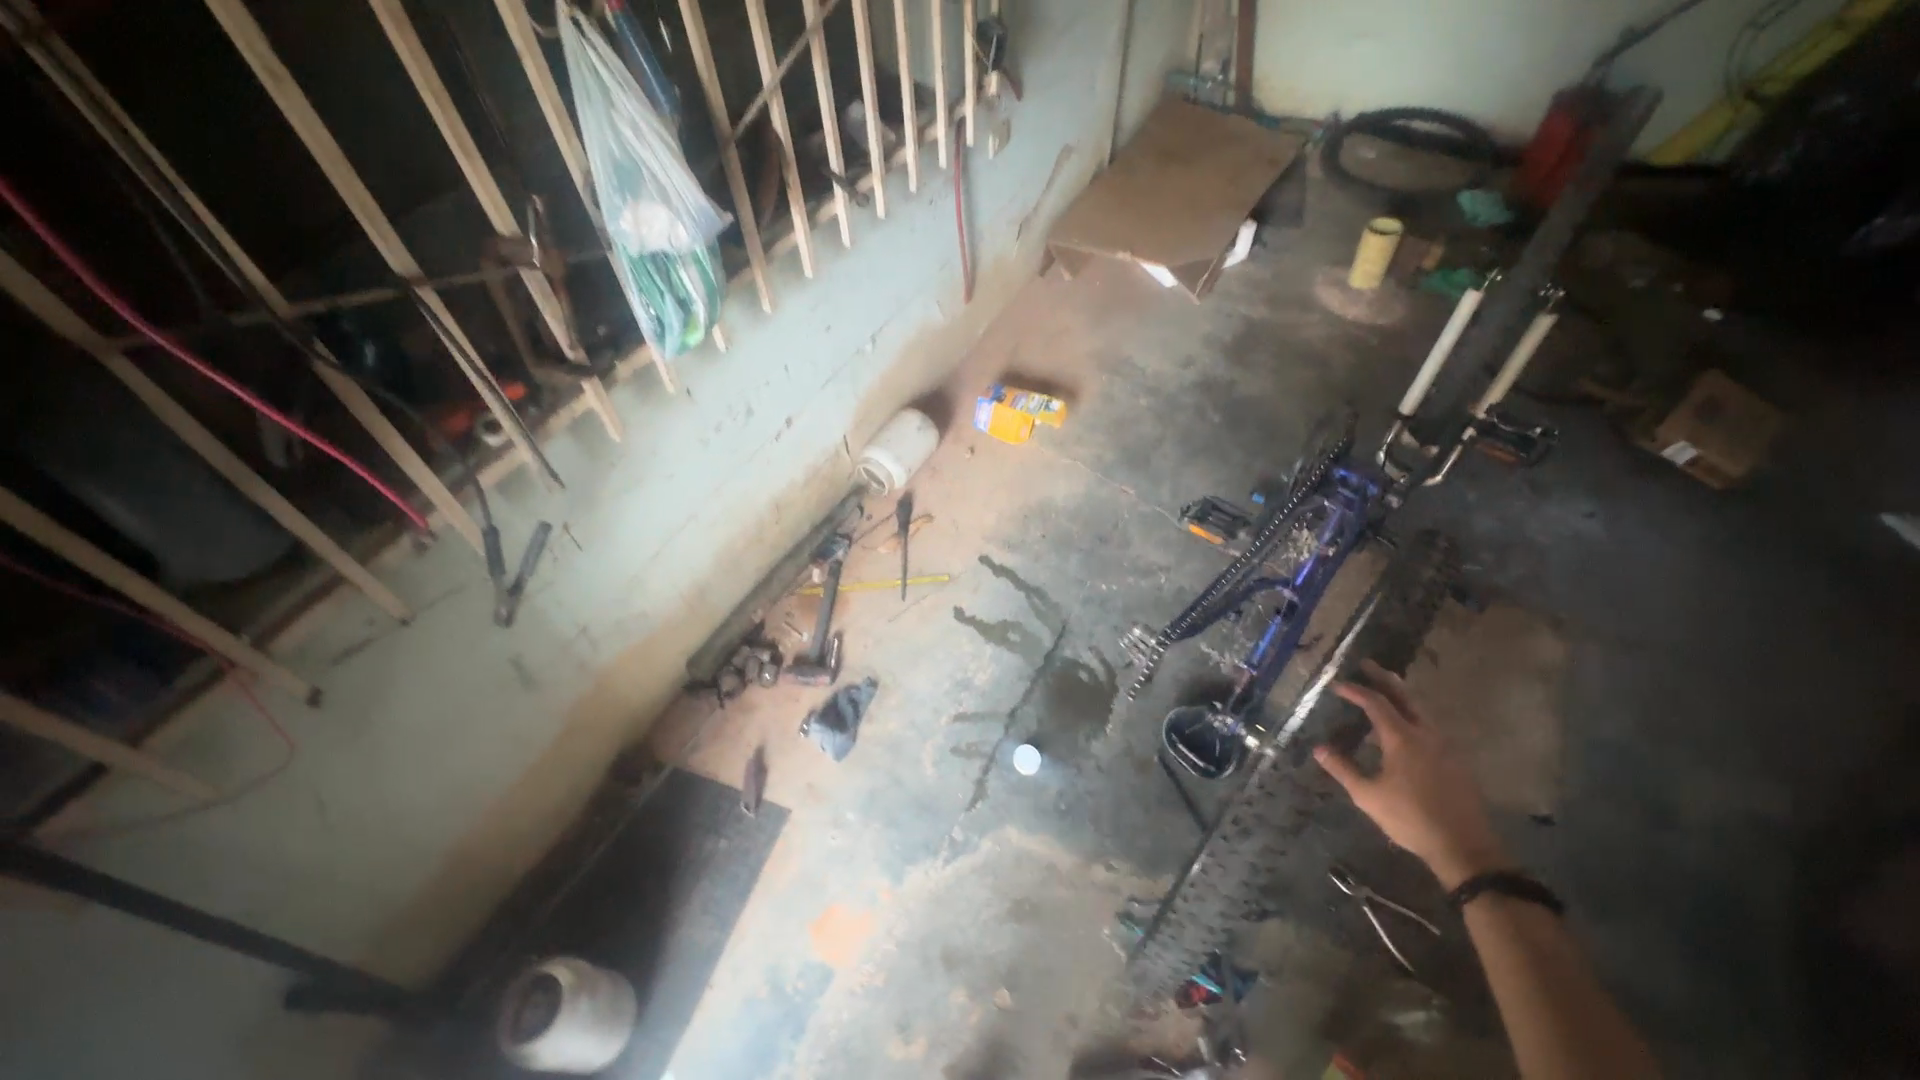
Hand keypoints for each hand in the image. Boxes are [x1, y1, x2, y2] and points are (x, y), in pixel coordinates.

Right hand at [1315, 659, 1507, 889]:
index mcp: (1402, 738)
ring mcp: (1445, 745)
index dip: (1355, 691)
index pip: (1375, 703)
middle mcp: (1426, 733)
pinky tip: (1408, 728)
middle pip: (1404, 696)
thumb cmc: (1410, 818)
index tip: (1338, 684)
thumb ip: (1343, 769)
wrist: (1462, 844)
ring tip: (1387, 691)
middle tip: (1368, 665)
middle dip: (1384, 679)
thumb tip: (1318, 749)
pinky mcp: (1456, 759)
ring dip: (1402, 696)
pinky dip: (1414, 715)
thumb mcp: (1368, 795)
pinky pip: (1431, 726)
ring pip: (1422, 710)